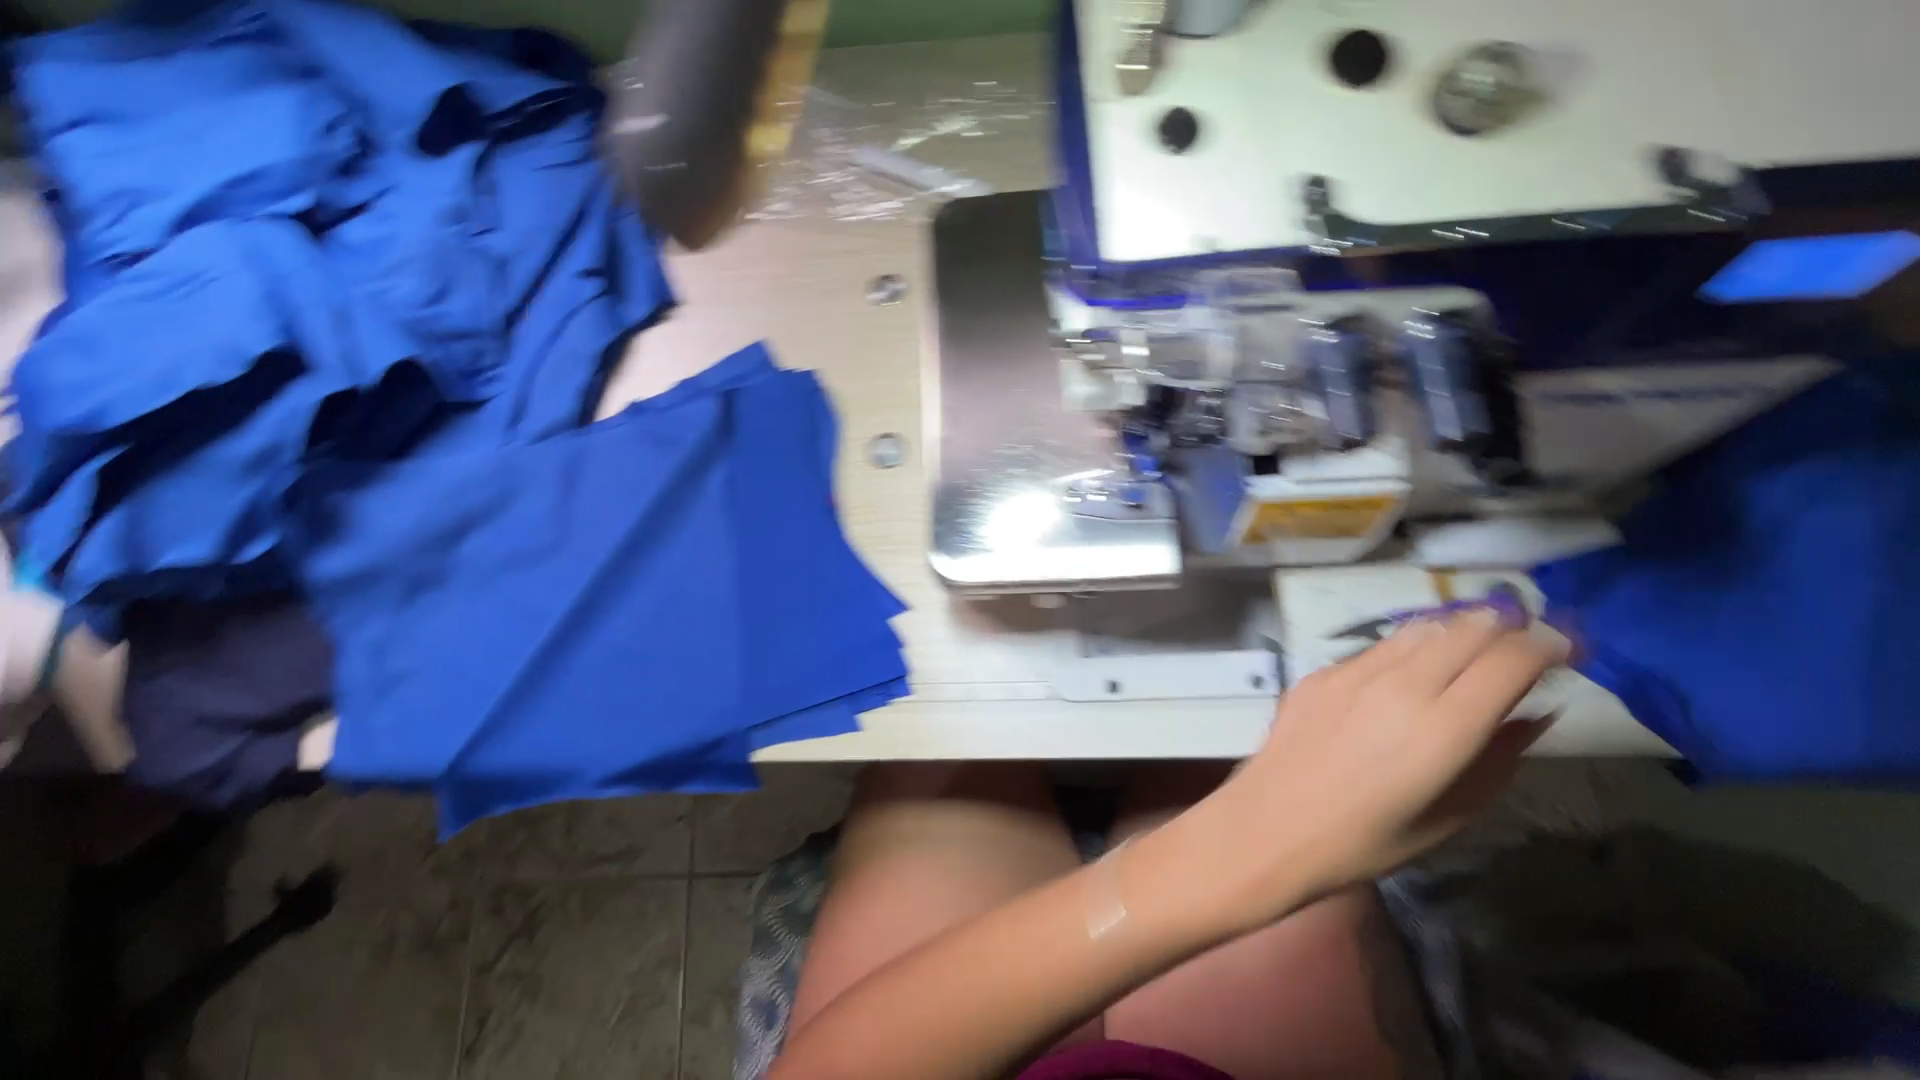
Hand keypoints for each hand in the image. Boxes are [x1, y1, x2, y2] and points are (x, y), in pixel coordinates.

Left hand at [1173, 609, 1569, 935]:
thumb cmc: (1366, 841)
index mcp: (1443, 726)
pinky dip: (1410, 649)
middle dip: (1507, 629)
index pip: (1511, 659)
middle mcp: (1401, 685)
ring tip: (1472, 649)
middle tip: (1522, 645)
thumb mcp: (1452, 814)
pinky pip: (1379, 647)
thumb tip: (1534, 713)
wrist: (1269, 828)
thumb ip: (1499, 757)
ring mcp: (1354, 672)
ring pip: (1422, 629)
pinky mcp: (1320, 672)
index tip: (1565, 649)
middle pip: (1469, 629)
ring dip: (1458, 631)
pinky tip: (1410, 671)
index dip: (1547, 645)